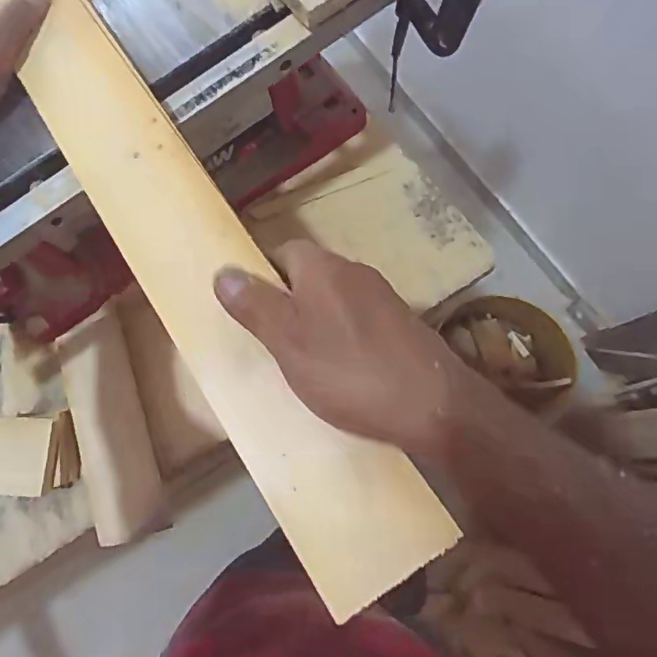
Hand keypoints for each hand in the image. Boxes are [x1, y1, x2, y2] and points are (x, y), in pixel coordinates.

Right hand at [214, 240, 495, 458]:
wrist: (433, 404)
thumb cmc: (350, 371)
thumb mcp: (289, 342)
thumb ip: (255, 306)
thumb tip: (223, 271)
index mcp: (324, 267)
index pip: (282, 252)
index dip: (261, 276)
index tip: (248, 310)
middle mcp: (356, 271)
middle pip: (308, 275)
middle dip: (287, 303)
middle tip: (271, 342)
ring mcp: (383, 297)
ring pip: (334, 299)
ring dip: (315, 323)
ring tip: (301, 362)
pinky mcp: (400, 323)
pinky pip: (358, 321)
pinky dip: (343, 338)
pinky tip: (341, 370)